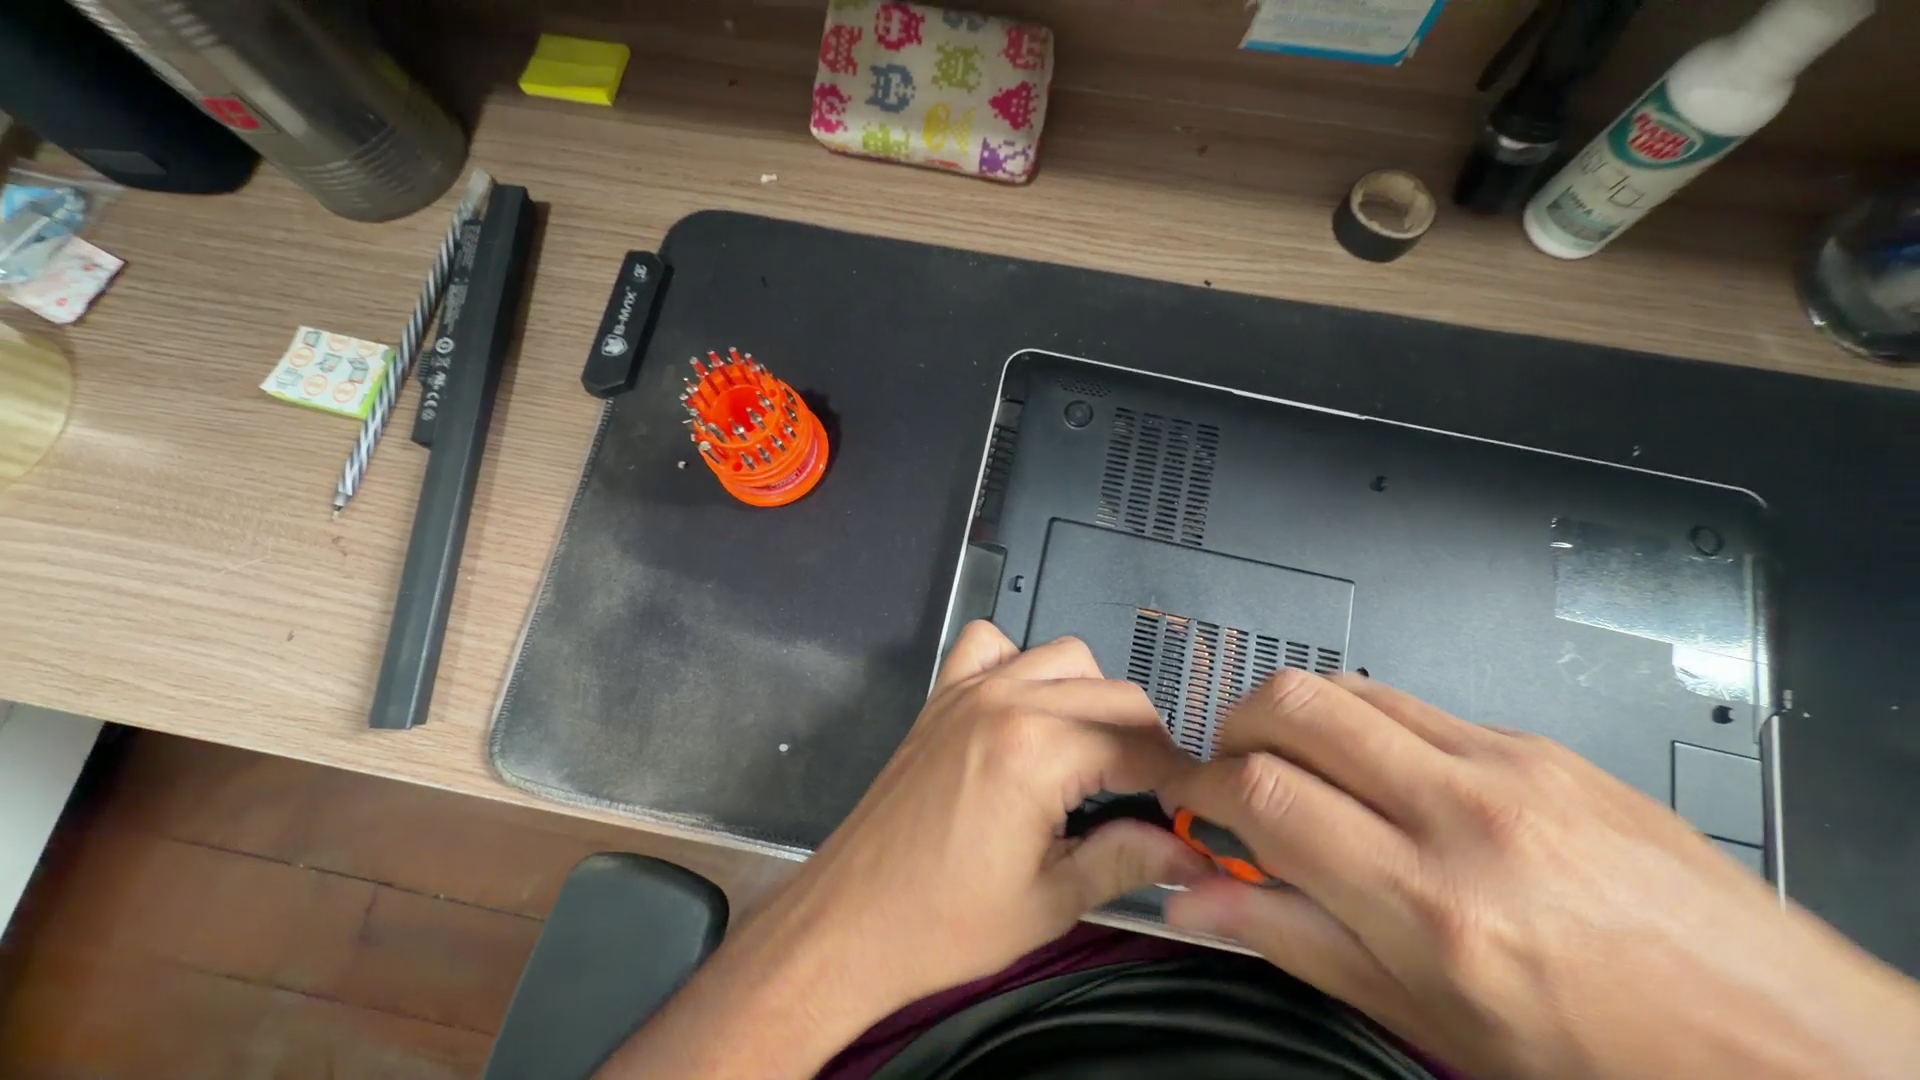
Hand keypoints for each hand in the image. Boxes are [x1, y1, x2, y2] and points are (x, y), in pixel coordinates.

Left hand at [605, 622, 1207, 1077]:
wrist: (849, 921)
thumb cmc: (944, 922)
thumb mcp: (1050, 901)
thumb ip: (1128, 860)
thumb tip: (1191, 853)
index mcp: (1037, 750)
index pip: (1141, 746)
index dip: (1177, 781)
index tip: (1190, 811)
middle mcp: (1006, 701)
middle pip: (1114, 694)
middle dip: (1146, 741)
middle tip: (1151, 796)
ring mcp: (968, 691)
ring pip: (1063, 657)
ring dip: (1092, 697)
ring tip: (1092, 754)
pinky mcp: (940, 698)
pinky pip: (990, 647)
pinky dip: (1019, 664)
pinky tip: (1025, 710)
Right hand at [1159, 670, 1919, 1079]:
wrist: (1790, 1043)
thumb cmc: (1602, 1059)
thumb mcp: (1428, 1018)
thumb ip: (1296, 940)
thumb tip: (1196, 900)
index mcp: (1431, 907)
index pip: (1265, 797)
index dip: (1202, 790)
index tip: (1189, 803)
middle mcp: (1464, 814)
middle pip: (1294, 706)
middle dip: (1233, 727)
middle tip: (1231, 772)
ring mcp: (1510, 763)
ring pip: (1349, 687)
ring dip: (1293, 716)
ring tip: (1297, 766)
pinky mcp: (1542, 743)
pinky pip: (1415, 704)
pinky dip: (1363, 725)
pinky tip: (1380, 775)